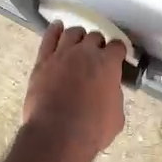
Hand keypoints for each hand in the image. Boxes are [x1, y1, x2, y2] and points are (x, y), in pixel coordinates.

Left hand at [21, 22, 126, 159]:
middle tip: (96, 57)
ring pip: (73, 32)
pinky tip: (57, 27)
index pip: (117, 46)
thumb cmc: (92, 129)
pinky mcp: (43, 61)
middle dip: (98, 45)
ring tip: (78, 44)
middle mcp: (86, 52)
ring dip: (79, 37)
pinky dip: (54, 30)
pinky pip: (49, 38)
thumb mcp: (117, 115)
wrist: (57, 135)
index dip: (118, 52)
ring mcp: (62, 54)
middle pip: (94, 36)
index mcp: (108, 63)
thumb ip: (115, 96)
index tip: (117, 58)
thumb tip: (110, 91)